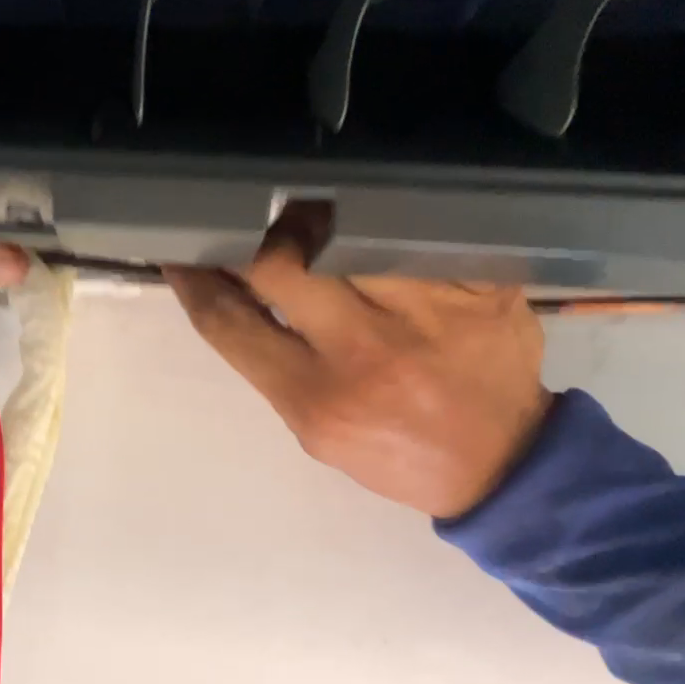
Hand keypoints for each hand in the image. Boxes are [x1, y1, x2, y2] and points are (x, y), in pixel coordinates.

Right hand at [164, 213, 550, 518]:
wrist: (506, 465)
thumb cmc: (392, 450)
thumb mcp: (314, 428)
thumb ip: (270, 362)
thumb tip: (227, 292)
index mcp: (318, 397)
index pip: (229, 321)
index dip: (193, 281)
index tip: (179, 253)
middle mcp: (369, 351)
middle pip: (279, 263)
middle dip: (253, 238)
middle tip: (252, 223)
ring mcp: (429, 312)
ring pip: (343, 235)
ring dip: (314, 224)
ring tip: (310, 218)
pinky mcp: (480, 286)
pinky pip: (412, 234)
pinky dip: (384, 227)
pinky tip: (378, 226)